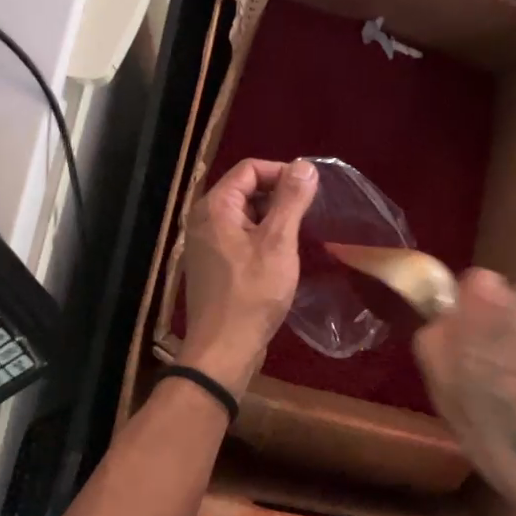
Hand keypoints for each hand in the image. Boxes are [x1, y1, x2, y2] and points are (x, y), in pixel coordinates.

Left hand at [177, 159, 318, 393]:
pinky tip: (282, 257)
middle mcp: (205, 219)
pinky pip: (240, 236)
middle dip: (279, 196)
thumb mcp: (278, 243)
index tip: (310, 191)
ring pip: (245, 214)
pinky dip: (262, 238)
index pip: (250, 169)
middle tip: (309, 215)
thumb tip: (305, 165)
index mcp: (215, 207)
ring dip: (273, 218)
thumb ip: (291, 200)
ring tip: (300, 235)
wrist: (223, 351)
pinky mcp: (213, 264)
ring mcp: (206, 243)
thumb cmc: (252, 294)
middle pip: (246, 189)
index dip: (282, 172)